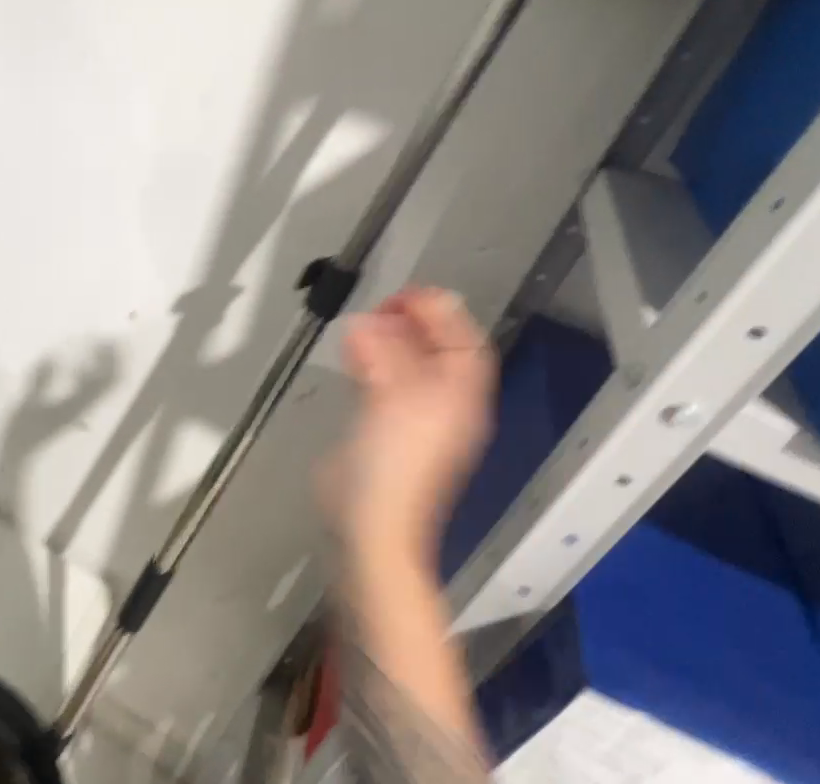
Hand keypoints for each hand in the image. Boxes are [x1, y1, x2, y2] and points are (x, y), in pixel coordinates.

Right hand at [326, 287, 496, 568]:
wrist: (372, 524)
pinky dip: (375, 365)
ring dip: (393, 343)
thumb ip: (383, 355)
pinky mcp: (389, 434)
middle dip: (415, 324)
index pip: (464, 342)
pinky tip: (355, 358)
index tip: (407, 295)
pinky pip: (389, 387)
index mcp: (460, 397)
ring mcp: (417, 422)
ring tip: (366, 326)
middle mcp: (445, 407)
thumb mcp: (393, 399)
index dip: (440, 313)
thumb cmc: (391, 464)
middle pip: (441, 353)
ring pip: (414, 369)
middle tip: (383, 307)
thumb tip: (366, 325)